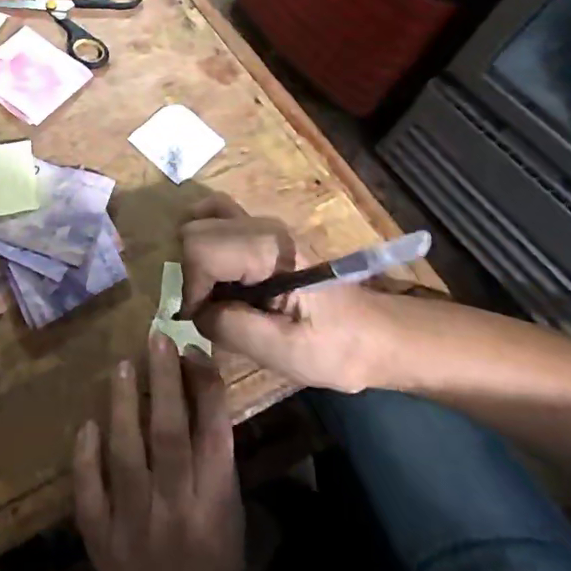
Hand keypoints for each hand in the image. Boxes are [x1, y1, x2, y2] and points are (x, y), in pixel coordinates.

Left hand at [73, 335, 242, 570]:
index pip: (213, 431)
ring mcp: (135, 523)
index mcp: (216, 501)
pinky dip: (85, 460)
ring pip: (126, 455)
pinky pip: (90, 496)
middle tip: (156, 339)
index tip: (193, 348)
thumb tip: (204, 397)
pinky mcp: (103, 541)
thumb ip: (221, 463)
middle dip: (163, 382)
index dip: (205, 385)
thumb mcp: (234, 519)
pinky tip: (86, 427)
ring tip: (120, 366)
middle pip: (169, 434)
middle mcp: (177, 506)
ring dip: (122, 407)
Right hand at [178, 194, 399, 392]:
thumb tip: (195, 313)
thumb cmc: (339, 348)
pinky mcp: (266, 235)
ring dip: (196, 255)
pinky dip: (206, 244)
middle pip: (196, 228)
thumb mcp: (286, 353)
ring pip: (205, 217)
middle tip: (209, 310)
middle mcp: (264, 226)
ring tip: (209, 292)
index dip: (191, 287)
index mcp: (271, 250)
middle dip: (190, 271)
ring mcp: (265, 226)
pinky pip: (220, 222)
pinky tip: (217, 278)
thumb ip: (232, 328)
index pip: (200, 247)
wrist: (380, 335)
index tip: (205, 321)